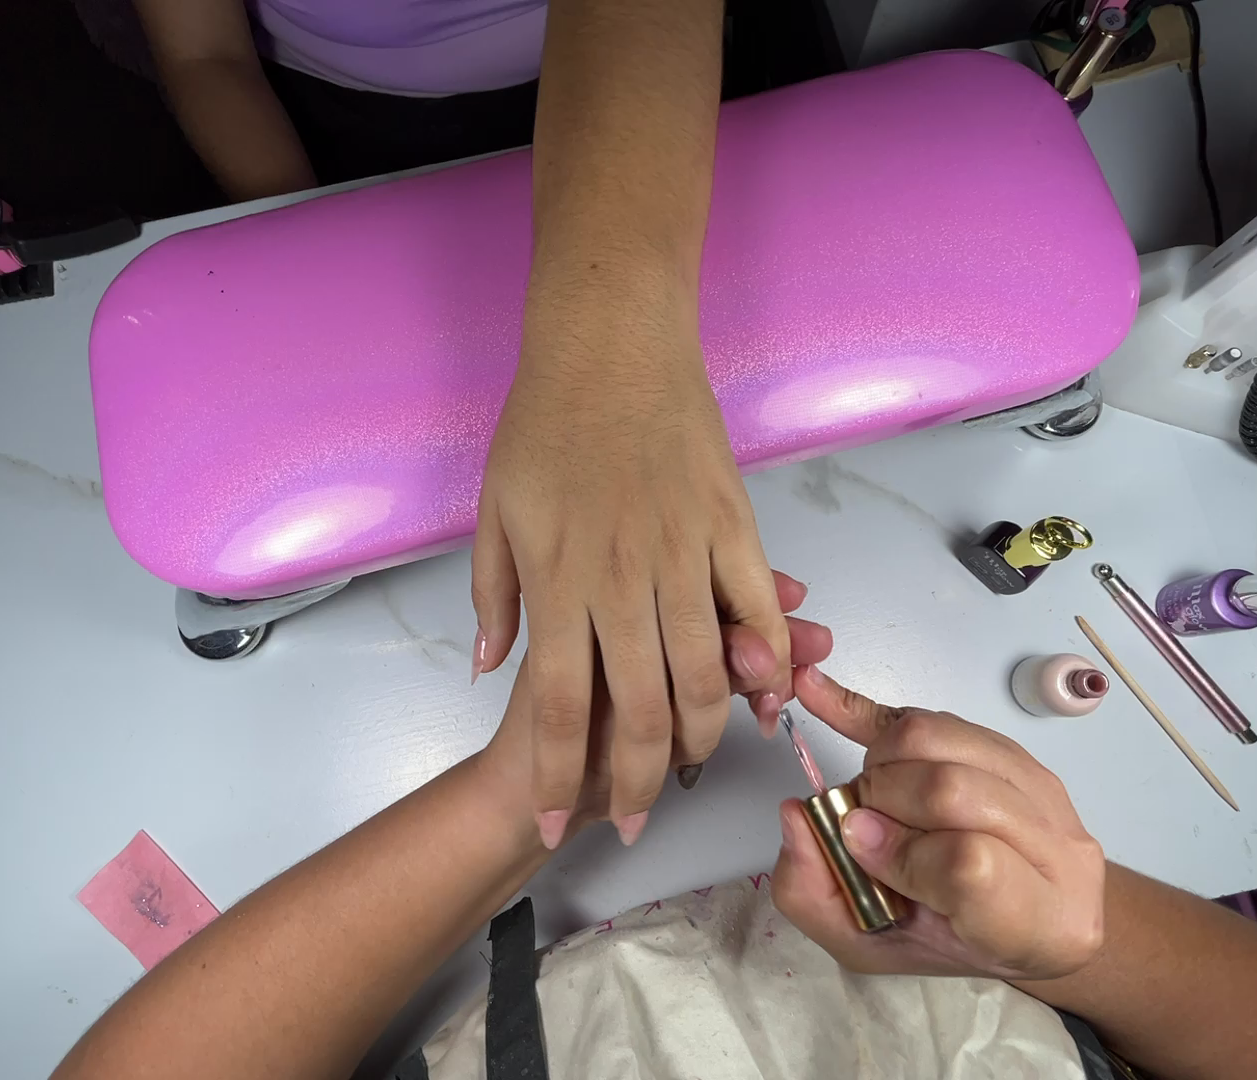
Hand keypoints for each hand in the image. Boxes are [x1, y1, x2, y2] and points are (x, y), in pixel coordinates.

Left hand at [472, 288, 790, 850]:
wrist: (612, 343)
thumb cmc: (543, 424)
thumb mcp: (494, 508)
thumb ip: (493, 596)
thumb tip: (487, 670)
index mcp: (559, 580)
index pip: (558, 704)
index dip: (555, 776)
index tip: (552, 825)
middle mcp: (623, 581)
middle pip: (639, 709)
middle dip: (636, 780)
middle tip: (632, 818)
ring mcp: (685, 554)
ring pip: (705, 672)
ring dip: (701, 734)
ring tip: (689, 767)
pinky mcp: (732, 526)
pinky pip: (757, 608)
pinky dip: (768, 660)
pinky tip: (767, 697)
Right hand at [772, 668, 1104, 979]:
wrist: (1013, 910)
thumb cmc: (943, 936)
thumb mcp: (870, 947)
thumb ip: (815, 897)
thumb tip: (799, 815)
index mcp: (1040, 926)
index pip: (970, 866)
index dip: (901, 852)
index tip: (862, 849)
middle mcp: (1059, 852)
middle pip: (950, 789)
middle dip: (882, 799)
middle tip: (861, 824)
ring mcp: (1040, 789)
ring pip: (938, 739)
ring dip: (881, 760)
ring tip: (873, 791)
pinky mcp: (1006, 746)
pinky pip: (929, 715)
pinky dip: (862, 706)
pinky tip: (816, 691)